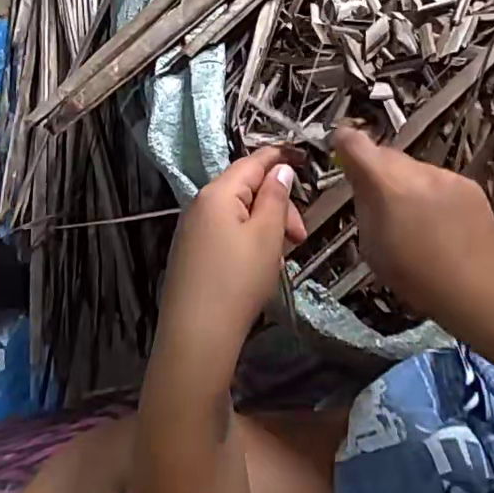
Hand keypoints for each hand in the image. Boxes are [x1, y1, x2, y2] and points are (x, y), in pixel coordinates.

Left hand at [158, 147, 308, 348]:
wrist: (196, 335)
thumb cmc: (237, 280)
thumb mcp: (266, 236)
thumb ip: (275, 197)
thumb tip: (280, 169)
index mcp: (217, 193)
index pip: (253, 162)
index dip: (279, 157)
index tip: (303, 159)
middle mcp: (199, 204)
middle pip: (245, 188)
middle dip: (277, 205)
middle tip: (299, 237)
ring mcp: (191, 229)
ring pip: (237, 212)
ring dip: (265, 225)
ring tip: (281, 255)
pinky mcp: (190, 252)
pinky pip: (224, 231)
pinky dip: (247, 239)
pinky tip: (259, 264)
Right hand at [334, 127, 493, 321]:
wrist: (482, 290)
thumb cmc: (418, 278)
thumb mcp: (372, 246)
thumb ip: (363, 205)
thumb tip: (360, 184)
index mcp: (384, 183)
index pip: (353, 142)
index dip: (344, 145)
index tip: (342, 156)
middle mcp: (415, 170)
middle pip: (384, 155)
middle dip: (376, 172)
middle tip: (378, 204)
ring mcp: (444, 175)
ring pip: (412, 168)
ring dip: (405, 184)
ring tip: (413, 222)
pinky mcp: (468, 183)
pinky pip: (437, 180)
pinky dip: (431, 194)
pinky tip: (439, 224)